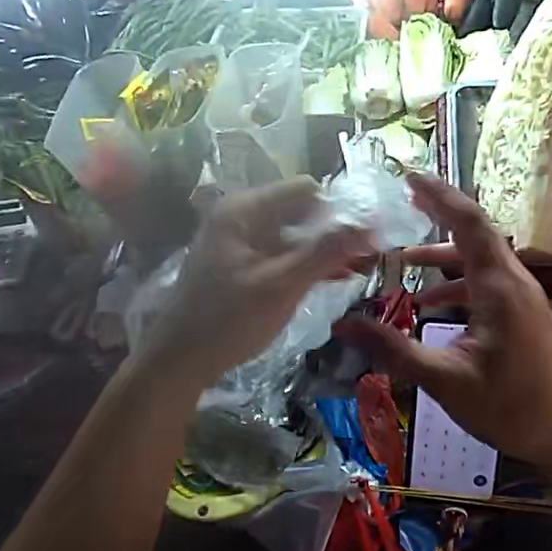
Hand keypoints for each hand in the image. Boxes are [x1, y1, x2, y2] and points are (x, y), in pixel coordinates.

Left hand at [136, 177, 373, 388]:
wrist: (179, 360)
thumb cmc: (229, 320)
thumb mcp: (282, 285)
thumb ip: (326, 252)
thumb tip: (371, 222)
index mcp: (244, 210)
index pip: (305, 190)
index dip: (338, 211)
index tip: (365, 241)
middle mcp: (238, 217)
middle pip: (298, 211)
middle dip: (332, 233)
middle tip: (365, 261)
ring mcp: (235, 242)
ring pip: (289, 235)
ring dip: (319, 252)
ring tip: (353, 274)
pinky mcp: (236, 266)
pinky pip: (276, 255)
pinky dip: (300, 265)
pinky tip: (324, 282)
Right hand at [338, 173, 551, 463]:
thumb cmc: (509, 406)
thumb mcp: (443, 379)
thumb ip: (393, 349)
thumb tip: (343, 325)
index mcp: (499, 287)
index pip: (468, 224)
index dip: (439, 195)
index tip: (408, 176)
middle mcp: (514, 282)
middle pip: (474, 234)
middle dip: (437, 216)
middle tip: (399, 205)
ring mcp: (521, 299)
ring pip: (478, 260)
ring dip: (442, 256)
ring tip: (402, 260)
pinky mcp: (521, 316)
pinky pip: (484, 283)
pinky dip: (454, 283)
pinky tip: (429, 305)